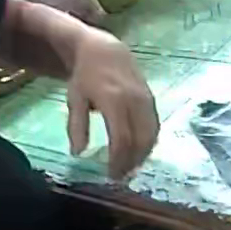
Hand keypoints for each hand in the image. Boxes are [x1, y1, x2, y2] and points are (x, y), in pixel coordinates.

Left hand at [66, 26, 159, 178]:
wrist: (106, 52)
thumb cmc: (85, 77)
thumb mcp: (75, 99)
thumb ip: (77, 126)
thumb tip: (78, 153)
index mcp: (114, 101)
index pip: (122, 138)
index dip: (118, 159)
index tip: (110, 175)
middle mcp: (135, 101)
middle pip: (139, 140)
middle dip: (131, 162)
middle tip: (120, 177)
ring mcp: (147, 101)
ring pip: (151, 135)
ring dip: (142, 155)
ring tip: (130, 168)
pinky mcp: (153, 102)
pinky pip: (155, 127)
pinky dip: (149, 143)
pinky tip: (139, 153)